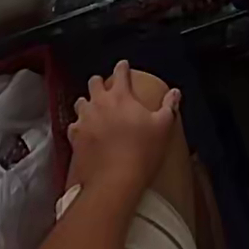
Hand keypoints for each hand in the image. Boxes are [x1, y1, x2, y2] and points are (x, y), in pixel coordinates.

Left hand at [67, 61, 179, 202]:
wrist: (113, 182)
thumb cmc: (141, 153)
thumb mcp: (163, 128)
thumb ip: (169, 107)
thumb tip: (175, 92)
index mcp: (121, 96)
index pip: (120, 72)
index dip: (122, 67)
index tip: (123, 65)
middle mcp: (99, 102)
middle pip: (94, 82)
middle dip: (100, 83)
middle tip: (107, 89)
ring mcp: (84, 119)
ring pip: (81, 101)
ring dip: (87, 103)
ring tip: (94, 110)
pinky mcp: (74, 137)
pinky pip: (73, 125)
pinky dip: (79, 126)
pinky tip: (85, 132)